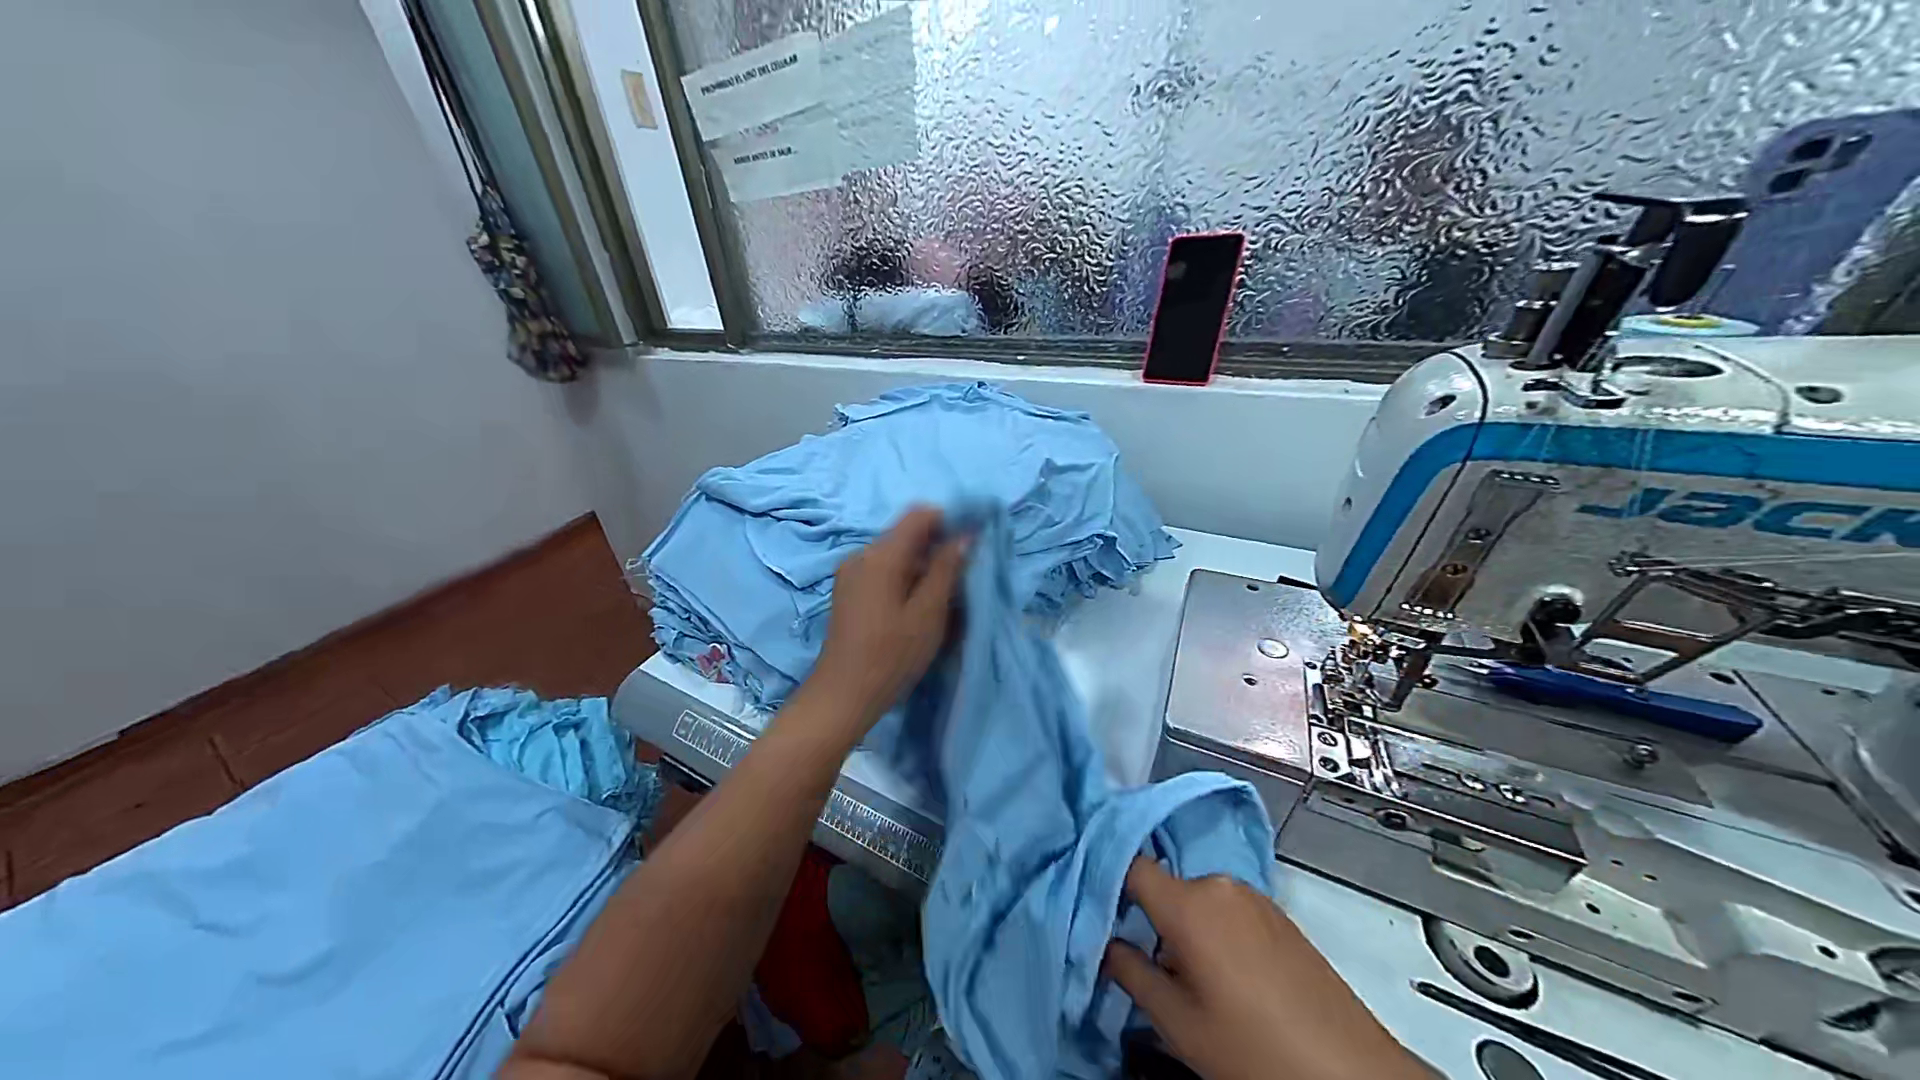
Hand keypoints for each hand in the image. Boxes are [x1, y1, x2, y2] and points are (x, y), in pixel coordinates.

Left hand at [807, 506, 968, 736]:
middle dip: (937, 549)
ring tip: (943, 600)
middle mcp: (861, 555)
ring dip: (922, 567)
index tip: (973, 545)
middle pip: (907, 535)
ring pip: (896, 555)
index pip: (920, 515)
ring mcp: (851, 573)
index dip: (950, 522)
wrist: (842, 695)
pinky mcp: (848, 591)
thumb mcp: (928, 614)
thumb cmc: (891, 656)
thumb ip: (947, 569)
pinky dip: (904, 580)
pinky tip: (916, 609)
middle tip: (962, 580)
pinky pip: (883, 571)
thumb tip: (964, 536)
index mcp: (880, 556)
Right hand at [1104, 858, 1429, 1079]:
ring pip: (1197, 898)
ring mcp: (1254, 897)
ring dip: (1184, 926)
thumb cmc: (1253, 1048)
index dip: (1106, 879)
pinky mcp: (1279, 914)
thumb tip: (1104, 945)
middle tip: (1148, 963)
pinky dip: (1214, 929)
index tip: (1093, 903)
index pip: (1131, 865)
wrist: (1351, 1073)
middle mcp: (1220, 885)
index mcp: (1189, 904)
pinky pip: (1227, 908)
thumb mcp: (1178, 1023)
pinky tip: (1227, 976)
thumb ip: (1130, 973)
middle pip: (1166, 886)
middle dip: (1150, 917)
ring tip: (1192, 977)